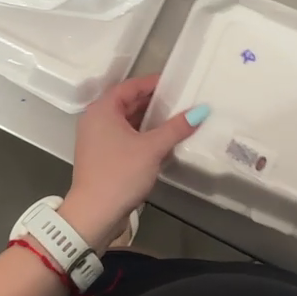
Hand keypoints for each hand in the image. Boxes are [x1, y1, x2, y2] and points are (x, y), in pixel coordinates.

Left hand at [61, 75, 205, 247]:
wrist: (94, 213)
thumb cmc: (120, 174)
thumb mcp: (152, 148)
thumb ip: (176, 128)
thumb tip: (201, 110)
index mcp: (102, 110)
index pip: (130, 86)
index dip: (152, 83)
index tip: (175, 82)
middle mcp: (96, 120)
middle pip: (128, 103)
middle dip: (154, 102)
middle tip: (181, 100)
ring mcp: (97, 139)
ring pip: (127, 121)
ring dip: (150, 120)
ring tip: (177, 118)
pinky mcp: (102, 156)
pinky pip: (125, 137)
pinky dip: (142, 136)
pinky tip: (163, 141)